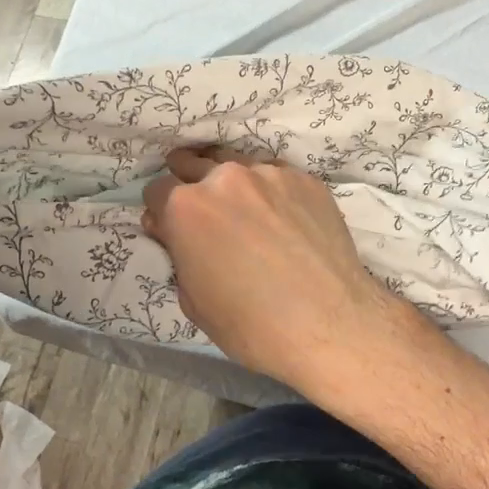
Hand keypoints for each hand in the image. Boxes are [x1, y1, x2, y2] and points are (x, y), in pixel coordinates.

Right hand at [141, 148, 408, 391]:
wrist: (330, 323)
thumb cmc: (252, 325)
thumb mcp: (193, 300)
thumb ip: (177, 253)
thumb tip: (171, 231)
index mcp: (187, 207)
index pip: (158, 189)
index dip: (161, 210)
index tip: (171, 226)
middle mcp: (226, 178)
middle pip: (195, 164)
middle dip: (190, 182)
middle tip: (203, 210)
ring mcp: (272, 175)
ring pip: (239, 165)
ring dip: (233, 182)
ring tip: (242, 208)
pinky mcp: (308, 180)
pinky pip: (278, 176)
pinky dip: (271, 190)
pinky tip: (282, 216)